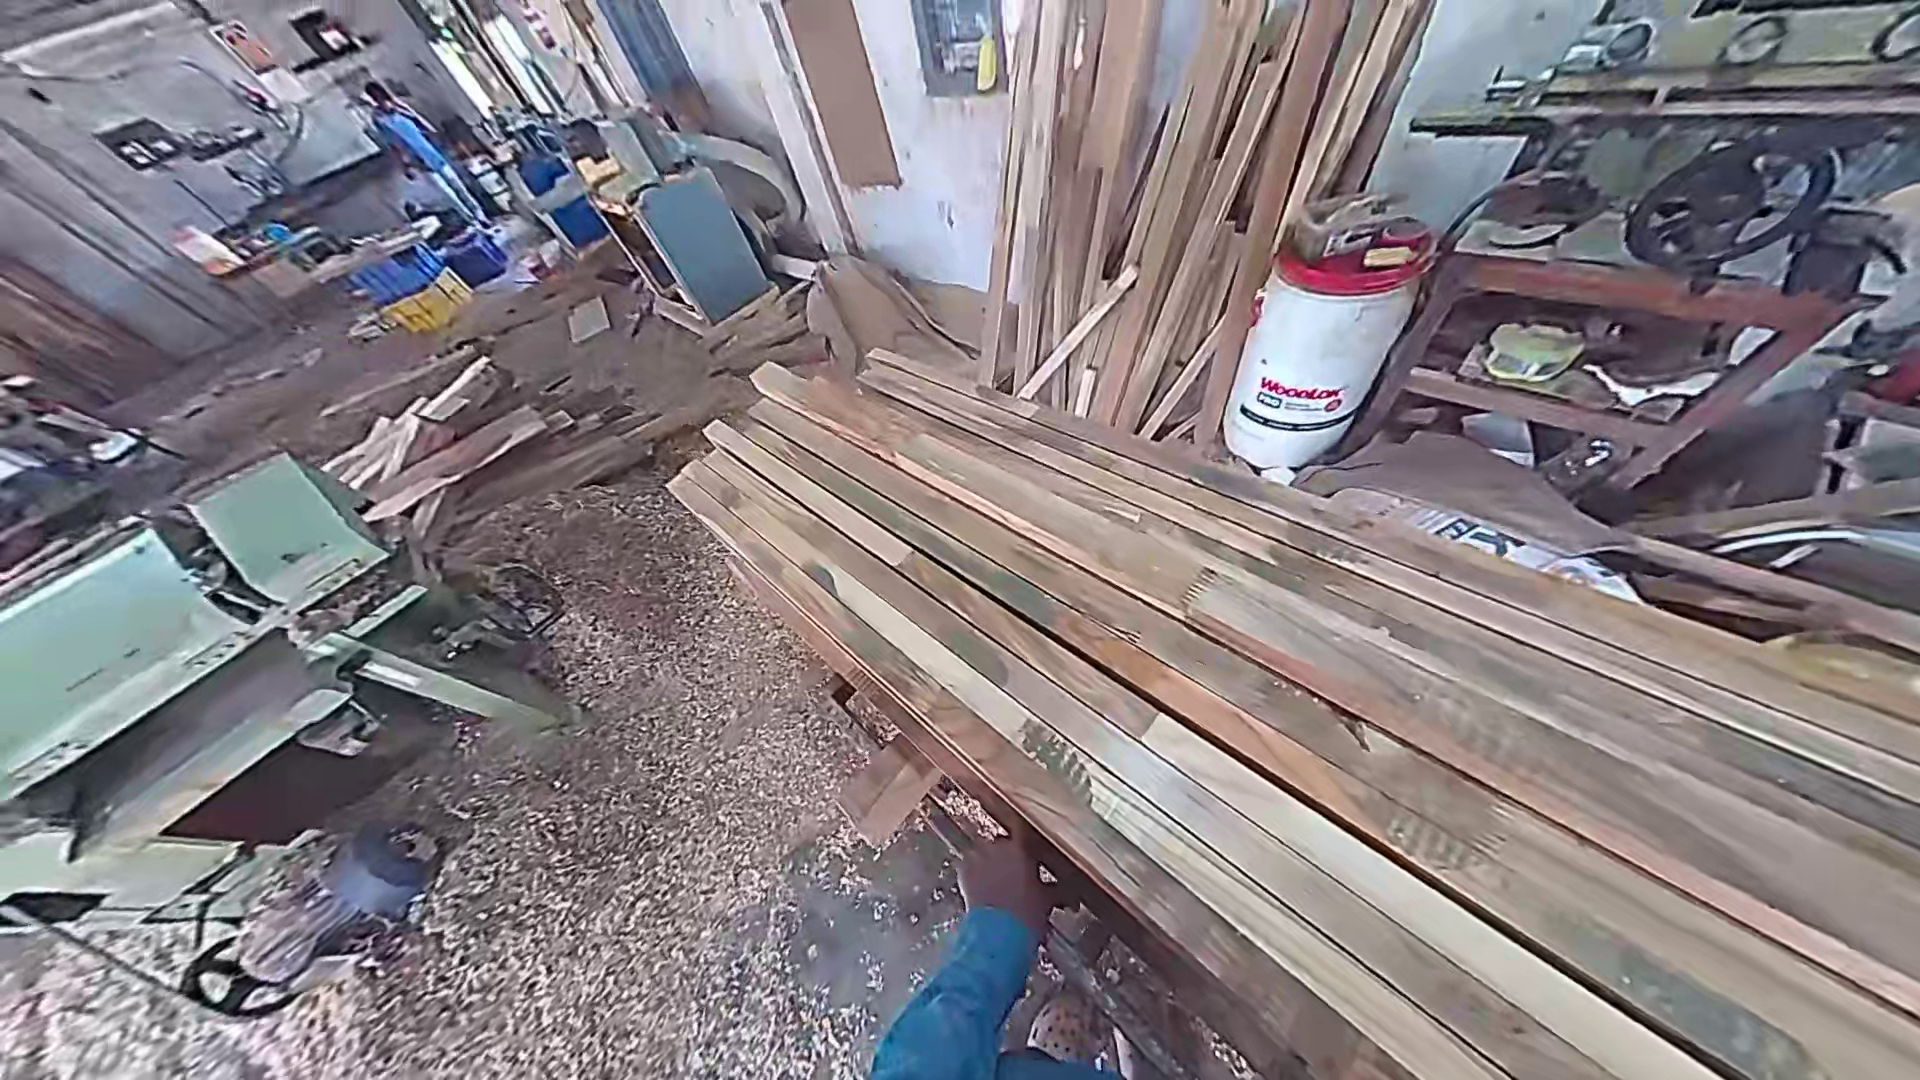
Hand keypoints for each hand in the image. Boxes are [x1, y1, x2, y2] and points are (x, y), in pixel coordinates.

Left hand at [958, 832, 1060, 936]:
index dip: (1023, 837)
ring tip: (995, 883)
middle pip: (1002, 843)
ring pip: (984, 852)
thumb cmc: (1027, 915)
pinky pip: (969, 864)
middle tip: (1014, 874)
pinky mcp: (963, 868)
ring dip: (989, 862)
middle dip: (1007, 856)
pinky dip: (973, 872)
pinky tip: (980, 887)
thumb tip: (1070, 894)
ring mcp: (978, 855)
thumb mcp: (1047, 901)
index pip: (1021, 830)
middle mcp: (997, 845)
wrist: (997, 935)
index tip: (1025, 845)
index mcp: (1020, 848)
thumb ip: (1057, 890)